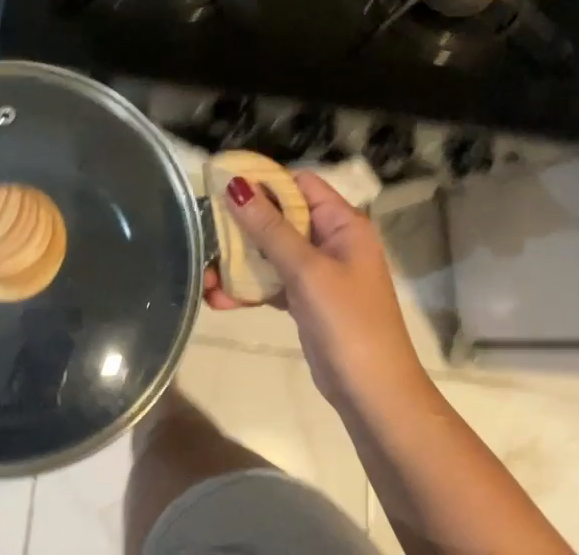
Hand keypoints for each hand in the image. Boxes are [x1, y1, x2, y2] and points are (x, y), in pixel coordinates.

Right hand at [204, 172, 425, 408]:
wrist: (374, 395)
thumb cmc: (348, 323)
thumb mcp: (306, 271)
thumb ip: (270, 228)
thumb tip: (236, 185)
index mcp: (342, 224)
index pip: (299, 185)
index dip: (263, 182)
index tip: (221, 186)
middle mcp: (331, 241)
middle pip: (279, 218)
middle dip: (240, 227)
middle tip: (204, 233)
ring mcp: (318, 272)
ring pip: (270, 252)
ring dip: (238, 262)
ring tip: (205, 276)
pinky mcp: (305, 300)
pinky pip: (271, 282)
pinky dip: (248, 289)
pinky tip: (219, 300)